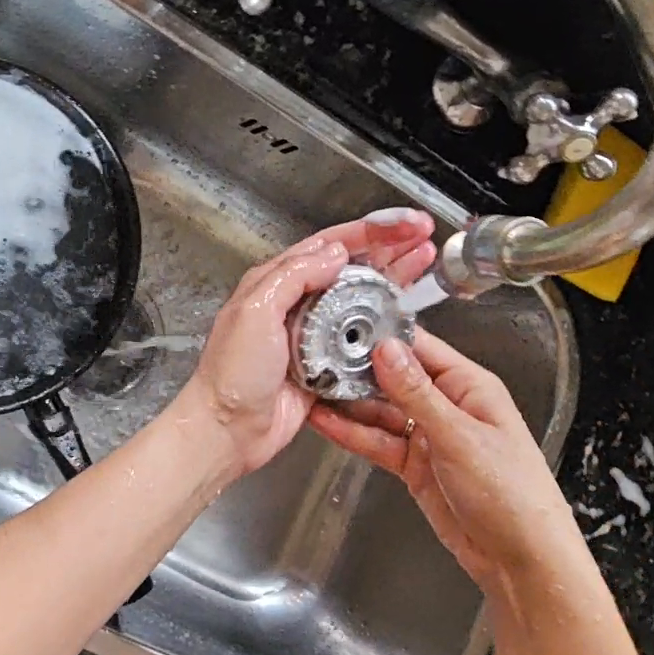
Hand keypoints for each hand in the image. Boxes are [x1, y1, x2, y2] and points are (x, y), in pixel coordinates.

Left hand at [168, 208, 438, 478]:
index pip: (326, 245)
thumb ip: (293, 276)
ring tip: (424, 264)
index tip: (403, 225)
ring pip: (360, 299)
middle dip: (388, 249)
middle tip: (423, 237)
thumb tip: (334, 253)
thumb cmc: (230, 374)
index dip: (368, 232)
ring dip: (393, 280)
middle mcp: (294, 304)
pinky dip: (385, 325)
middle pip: (350, 267)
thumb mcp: (255, 311)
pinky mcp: (325, 364)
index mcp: (274, 283)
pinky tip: (407, 314)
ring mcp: (311, 334)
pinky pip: (361, 339)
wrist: (228, 429)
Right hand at [307, 331, 576, 589]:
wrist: (521, 563)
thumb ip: (416, 393)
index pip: (417, 348)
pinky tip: (323, 422)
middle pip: (392, 378)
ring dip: (347, 403)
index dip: (380, 337)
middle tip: (314, 359)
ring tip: (310, 390)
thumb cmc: (511, 494)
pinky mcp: (412, 464)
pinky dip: (351, 433)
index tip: (342, 328)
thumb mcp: (459, 437)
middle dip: (355, 370)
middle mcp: (446, 405)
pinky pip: (376, 441)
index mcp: (468, 387)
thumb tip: (385, 348)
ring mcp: (427, 435)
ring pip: (378, 410)